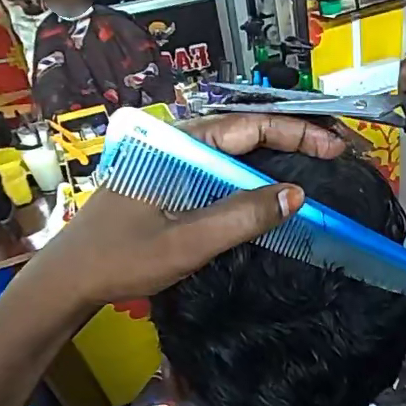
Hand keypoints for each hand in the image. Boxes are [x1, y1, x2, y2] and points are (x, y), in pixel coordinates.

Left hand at [17, 114, 349, 307]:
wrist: (69, 278)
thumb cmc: (120, 259)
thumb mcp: (186, 242)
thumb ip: (240, 216)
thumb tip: (297, 194)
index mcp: (177, 145)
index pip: (248, 127)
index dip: (296, 133)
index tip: (335, 146)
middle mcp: (174, 145)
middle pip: (242, 133)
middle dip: (290, 140)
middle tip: (333, 155)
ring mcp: (169, 163)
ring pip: (230, 152)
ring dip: (270, 158)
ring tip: (312, 166)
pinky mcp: (166, 183)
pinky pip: (215, 171)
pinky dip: (247, 177)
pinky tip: (266, 190)